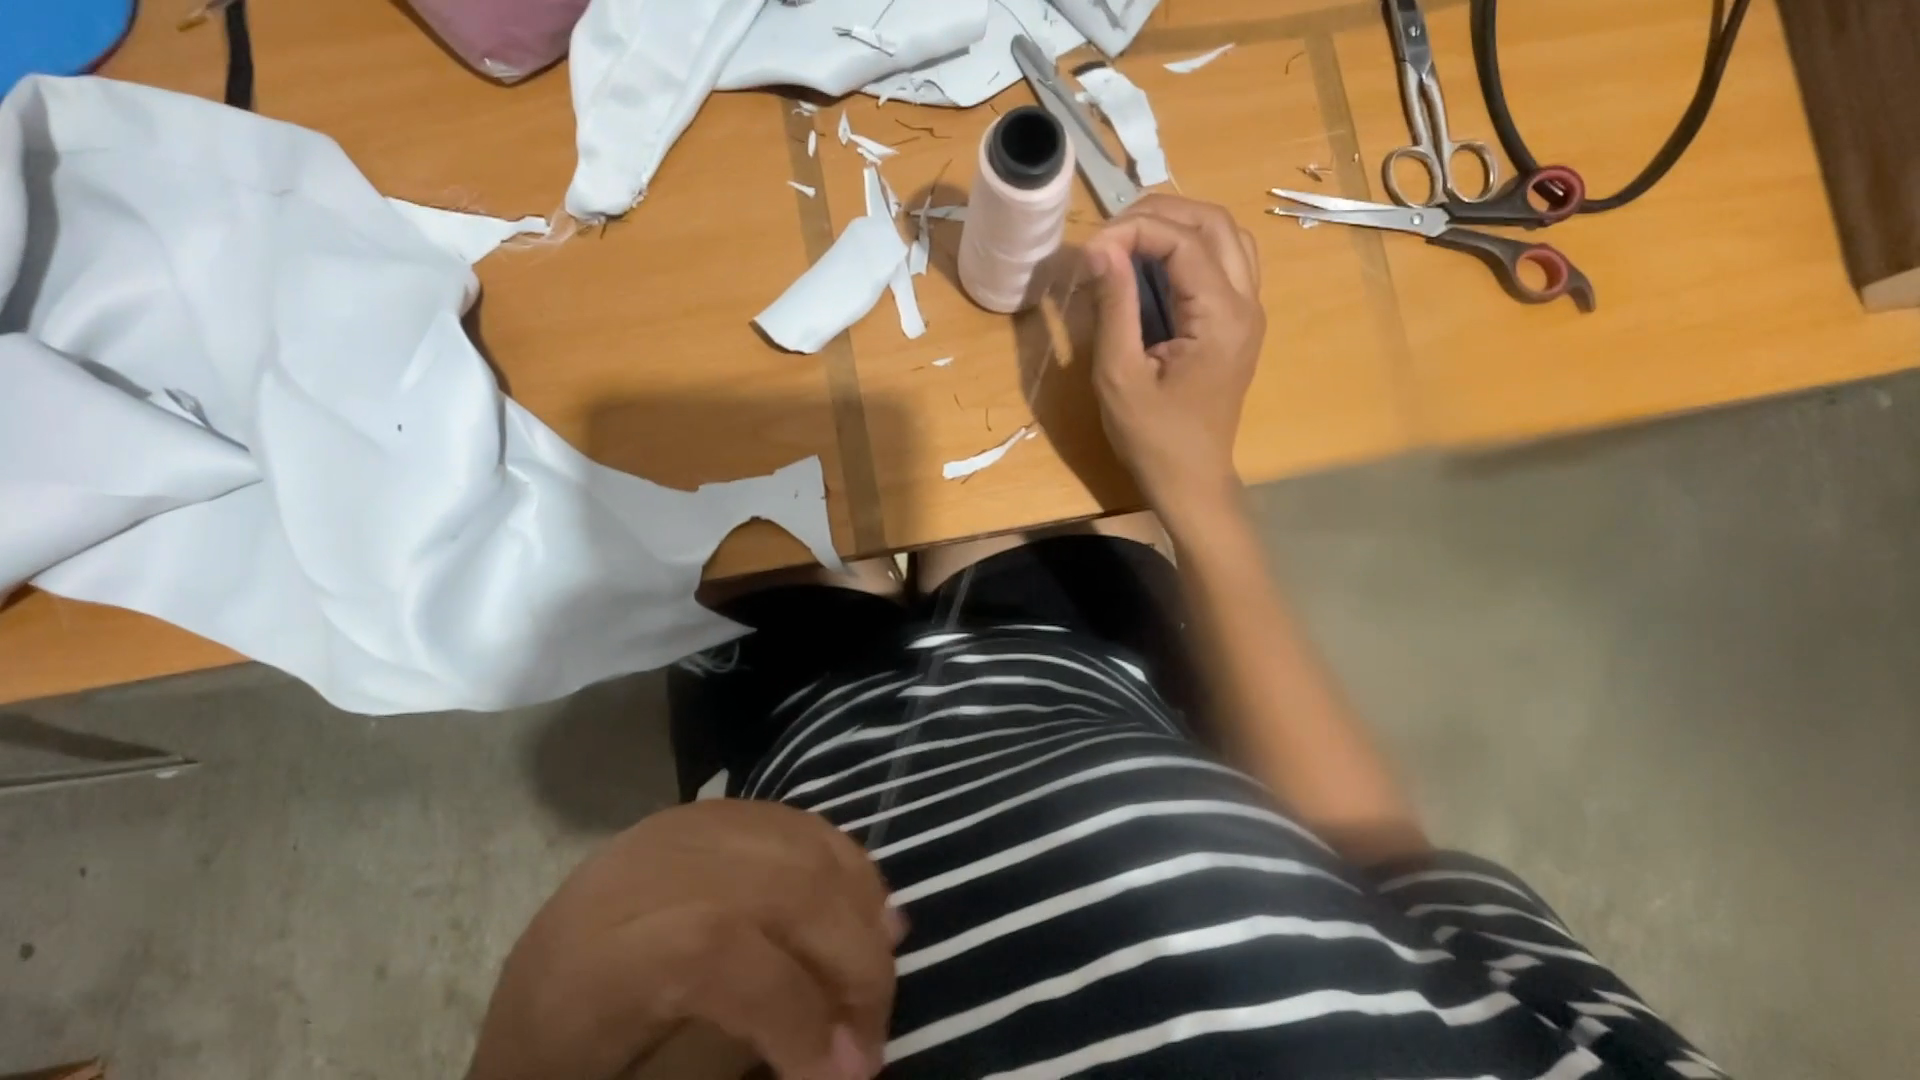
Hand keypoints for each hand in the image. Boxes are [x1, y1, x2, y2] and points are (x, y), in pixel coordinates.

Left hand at [468, 800, 901, 1079]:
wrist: (544, 985)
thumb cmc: (578, 1058)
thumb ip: (737, 1055)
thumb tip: (843, 1058)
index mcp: (601, 950)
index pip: (715, 952)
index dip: (793, 1015)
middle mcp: (645, 869)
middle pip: (781, 888)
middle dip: (851, 968)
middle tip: (870, 1044)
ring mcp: (684, 828)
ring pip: (804, 850)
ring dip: (861, 919)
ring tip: (874, 987)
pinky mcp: (715, 814)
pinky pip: (805, 828)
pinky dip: (850, 872)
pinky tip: (867, 919)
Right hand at [1082, 195, 1265, 523]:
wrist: (1191, 479)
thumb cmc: (1151, 437)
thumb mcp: (1119, 375)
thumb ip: (1114, 306)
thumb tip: (1100, 247)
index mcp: (1221, 318)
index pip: (1184, 241)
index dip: (1134, 229)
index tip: (1091, 248)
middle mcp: (1247, 304)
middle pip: (1214, 223)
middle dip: (1159, 213)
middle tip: (1109, 233)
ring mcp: (1249, 311)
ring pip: (1227, 235)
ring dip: (1180, 223)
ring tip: (1130, 238)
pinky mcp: (1240, 321)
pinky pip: (1227, 260)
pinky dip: (1193, 245)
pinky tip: (1157, 262)